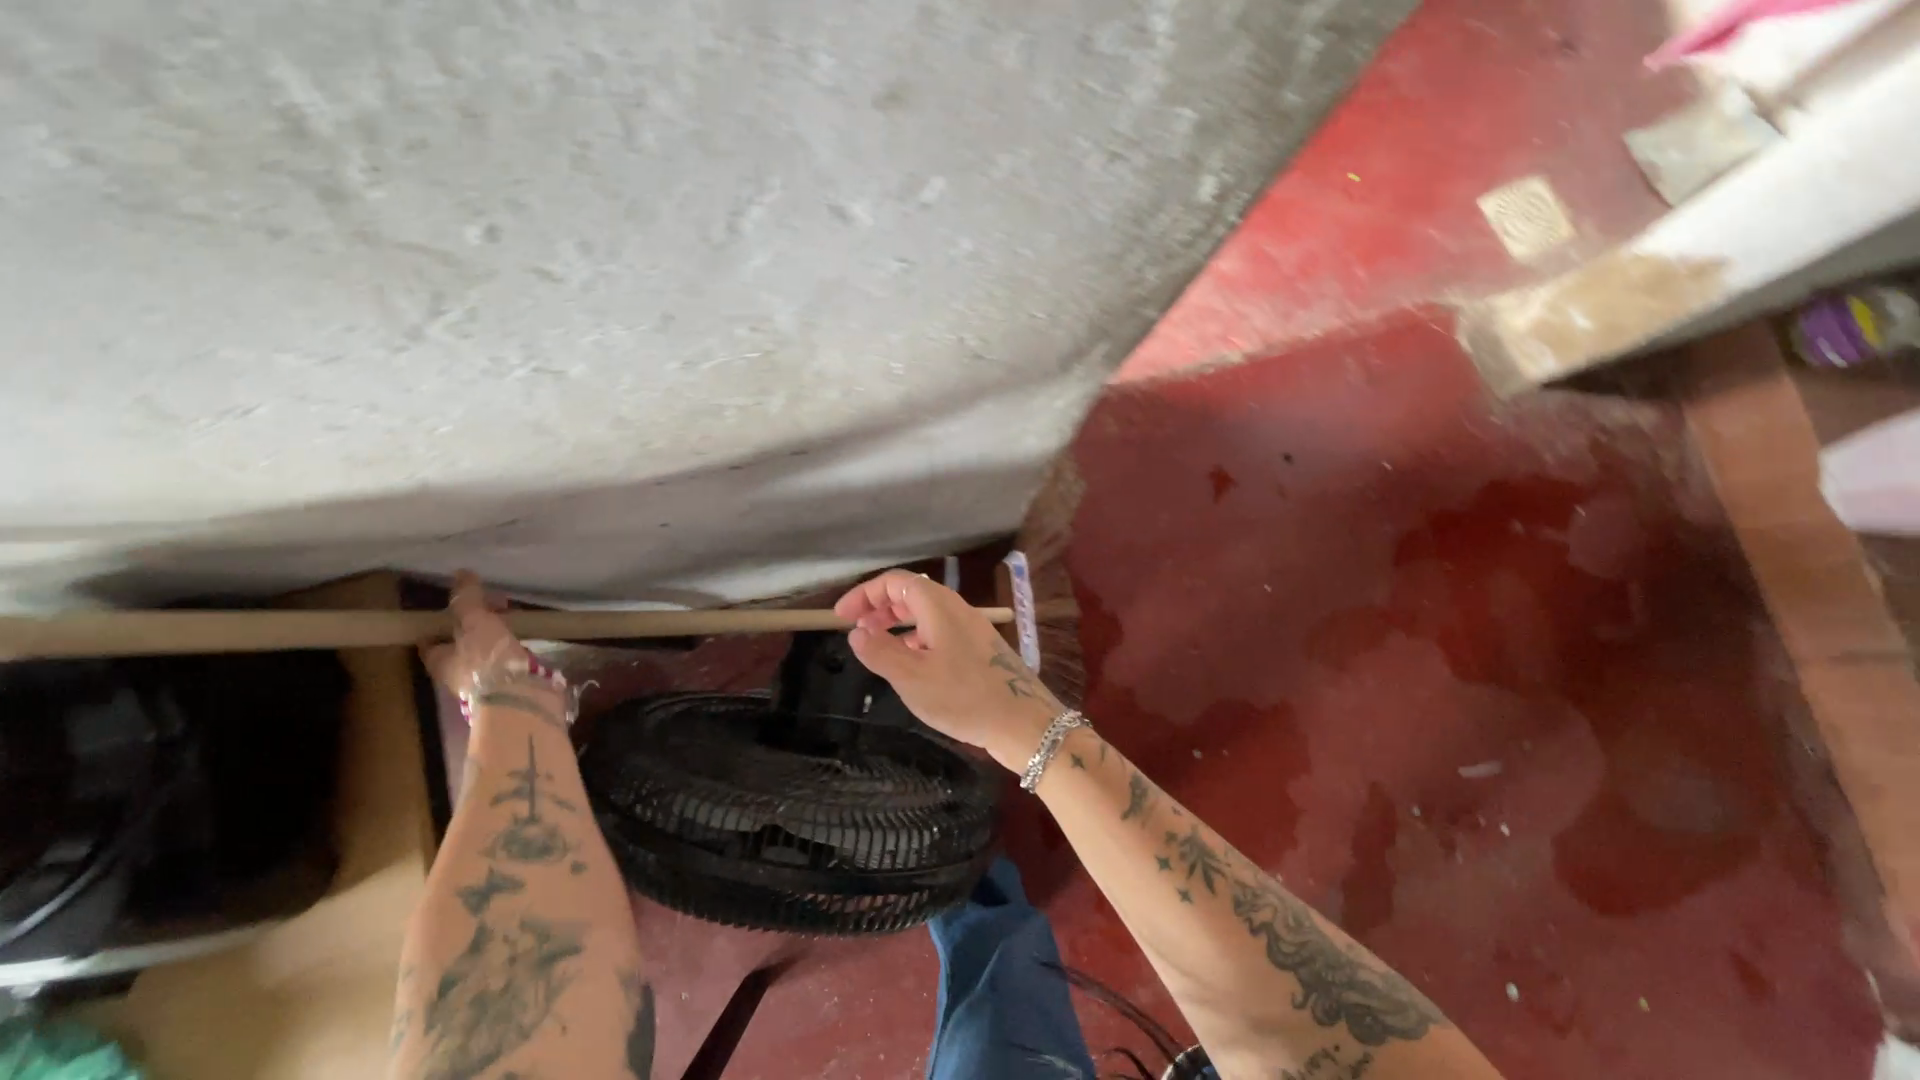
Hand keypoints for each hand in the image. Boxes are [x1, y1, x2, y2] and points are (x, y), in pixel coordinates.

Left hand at [419, 571, 561, 707]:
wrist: (521, 699)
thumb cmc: (487, 660)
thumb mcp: (475, 621)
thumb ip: (468, 599)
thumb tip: (461, 572)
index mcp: (440, 661)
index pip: (431, 641)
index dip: (441, 623)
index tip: (457, 607)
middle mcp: (458, 676)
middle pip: (462, 646)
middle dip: (476, 627)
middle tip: (498, 606)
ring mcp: (486, 685)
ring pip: (486, 655)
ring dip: (498, 639)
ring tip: (518, 621)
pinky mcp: (511, 689)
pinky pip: (509, 665)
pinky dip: (516, 652)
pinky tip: (529, 642)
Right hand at [834, 569, 1061, 772]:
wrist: (1022, 722)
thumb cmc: (963, 696)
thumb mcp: (911, 677)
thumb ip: (879, 652)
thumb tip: (856, 633)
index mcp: (938, 605)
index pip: (895, 582)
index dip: (864, 594)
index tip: (841, 617)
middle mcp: (956, 609)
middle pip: (911, 594)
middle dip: (879, 608)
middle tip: (855, 632)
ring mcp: (971, 629)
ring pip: (926, 615)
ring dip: (897, 625)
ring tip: (877, 648)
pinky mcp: (979, 650)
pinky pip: (939, 633)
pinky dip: (916, 640)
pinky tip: (910, 665)